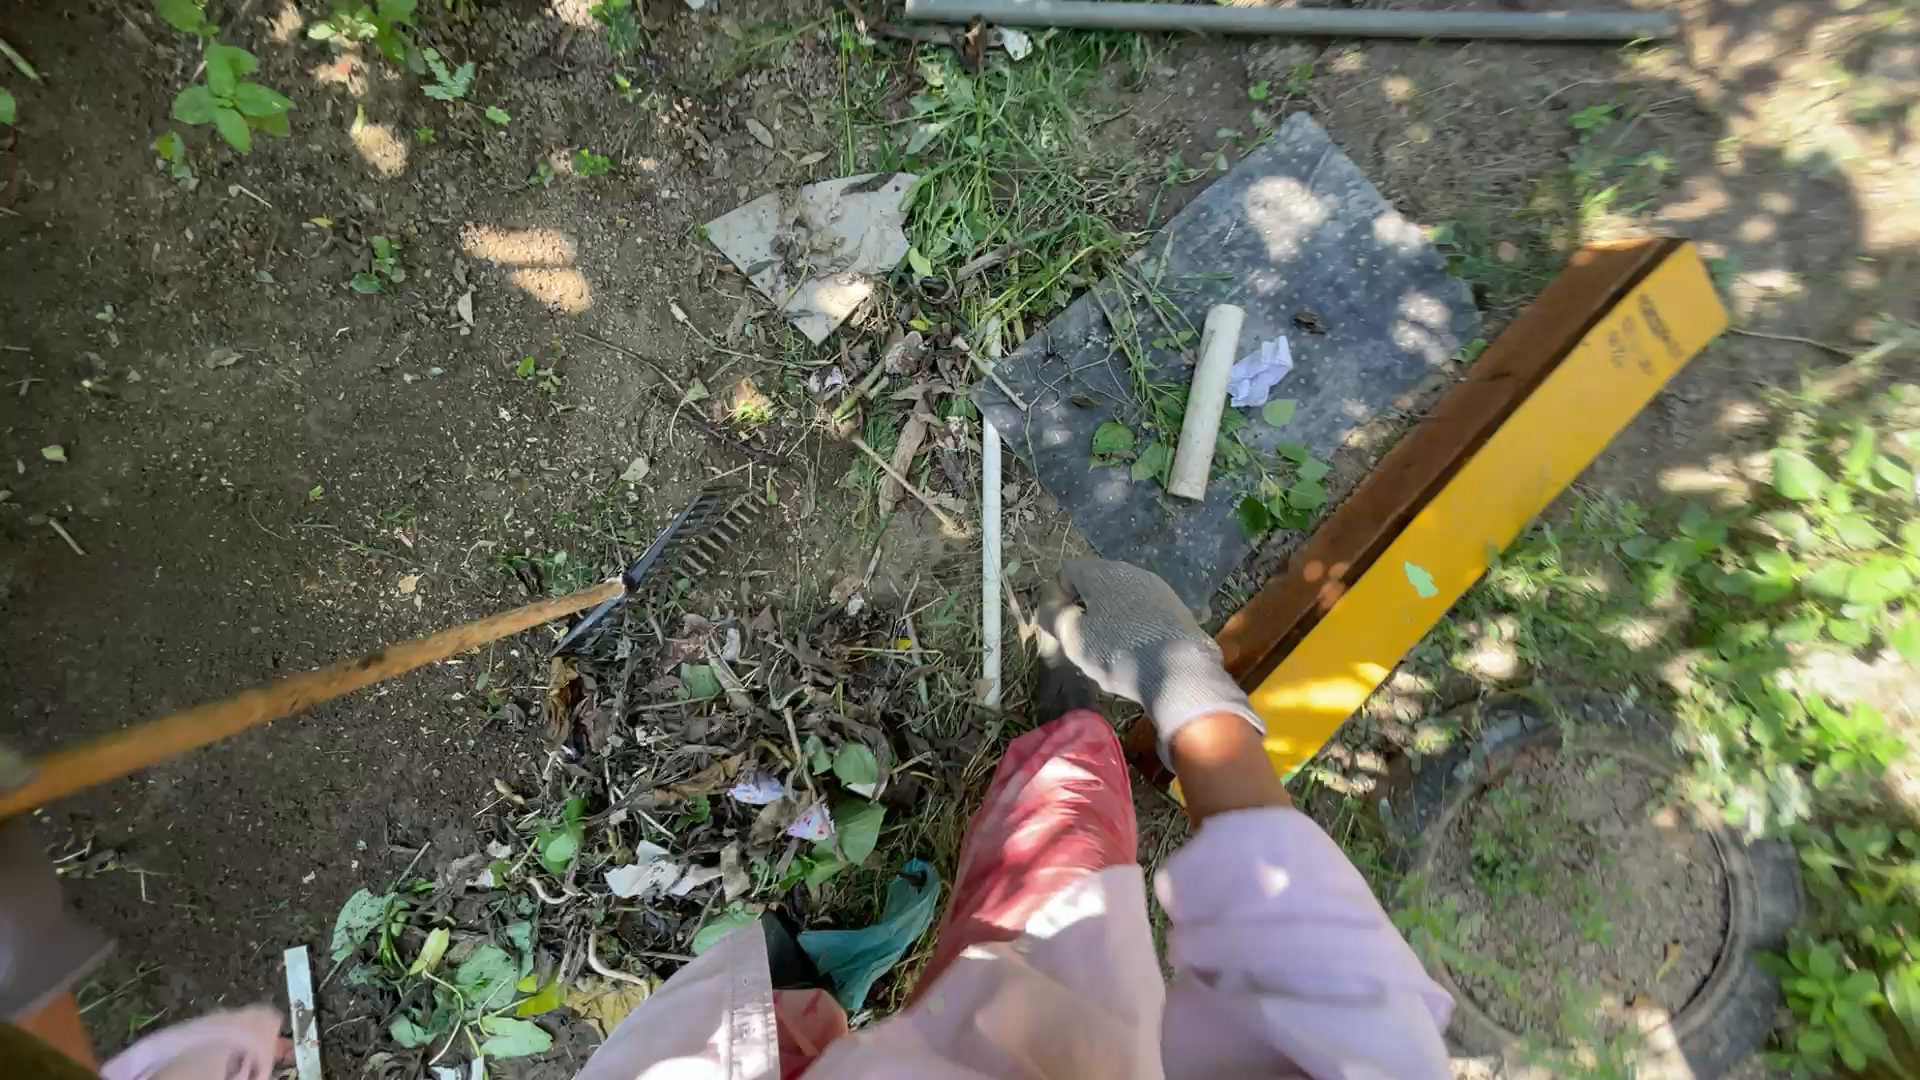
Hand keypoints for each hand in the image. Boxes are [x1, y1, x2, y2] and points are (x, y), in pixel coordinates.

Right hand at [1036, 559, 1262, 763]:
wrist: (1179, 673)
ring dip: (1108, 615)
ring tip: (1107, 647)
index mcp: (1102, 572)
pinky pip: (1142, 608)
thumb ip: (1054, 616)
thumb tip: (1051, 607)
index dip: (1055, 597)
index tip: (1058, 624)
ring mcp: (1157, 587)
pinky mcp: (1176, 606)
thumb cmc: (1117, 653)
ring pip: (1120, 595)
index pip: (1066, 572)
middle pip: (1094, 582)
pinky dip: (1131, 623)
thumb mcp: (1073, 638)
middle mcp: (1130, 571)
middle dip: (1082, 607)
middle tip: (1080, 638)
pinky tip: (1135, 649)